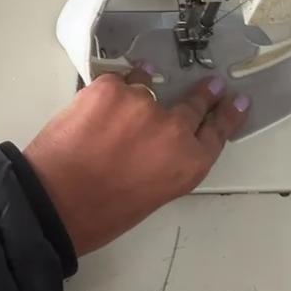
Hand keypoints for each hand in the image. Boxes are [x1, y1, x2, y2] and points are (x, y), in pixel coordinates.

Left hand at [21, 68, 249, 254]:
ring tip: (140, 91)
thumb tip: (160, 144)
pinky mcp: (110, 89)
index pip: (217, 131)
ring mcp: (142, 104)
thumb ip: (167, 163)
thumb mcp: (154, 194)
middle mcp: (173, 129)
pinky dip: (115, 86)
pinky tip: (109, 96)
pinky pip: (120, 79)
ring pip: (151, 85)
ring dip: (147, 88)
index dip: (227, 115)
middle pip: (194, 104)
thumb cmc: (101, 211)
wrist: (56, 201)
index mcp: (189, 163)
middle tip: (210, 86)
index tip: (234, 102)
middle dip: (202, 94)